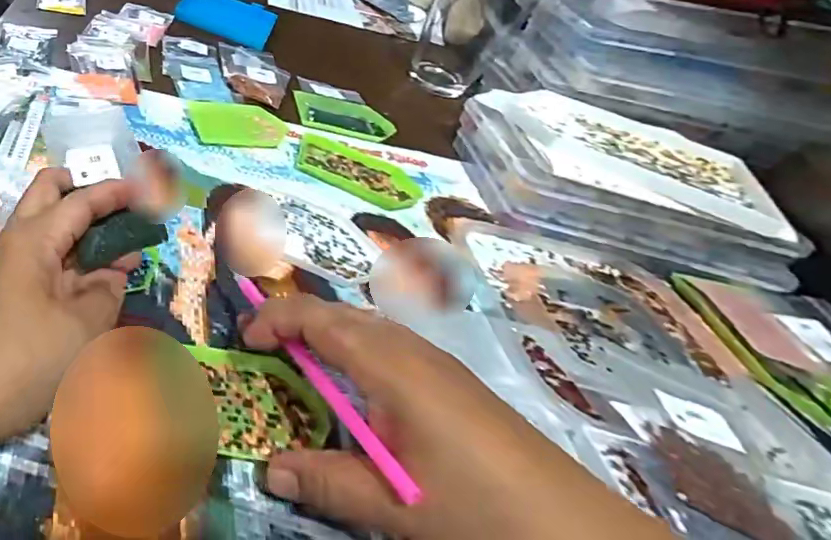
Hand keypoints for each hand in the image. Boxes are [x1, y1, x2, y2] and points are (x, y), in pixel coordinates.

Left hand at [0, 168, 141, 445]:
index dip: (114, 192)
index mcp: (33, 237)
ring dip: (80, 228)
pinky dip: (70, 257)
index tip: (146, 188)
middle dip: (84, 189)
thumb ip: (105, 293)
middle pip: (48, 192)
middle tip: (121, 206)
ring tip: (120, 246)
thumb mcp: (79, 329)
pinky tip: (94, 279)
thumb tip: (114, 272)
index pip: (80, 200)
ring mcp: (7, 265)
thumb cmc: (21, 360)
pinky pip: (42, 257)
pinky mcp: (5, 290)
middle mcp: (16, 240)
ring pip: (46, 226)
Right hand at [241, 294, 672, 539]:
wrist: (585, 535)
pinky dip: (356, 348)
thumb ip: (329, 483)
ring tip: (305, 365)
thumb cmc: (482, 510)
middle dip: (297, 321)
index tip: (245, 341)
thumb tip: (268, 469)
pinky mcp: (454, 380)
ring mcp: (437, 361)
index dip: (275, 319)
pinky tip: (361, 390)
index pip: (317, 318)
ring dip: (328, 333)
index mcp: (390, 364)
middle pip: (339, 313)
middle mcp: (410, 348)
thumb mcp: (399, 506)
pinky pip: (389, 343)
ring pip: (366, 325)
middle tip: (267, 351)